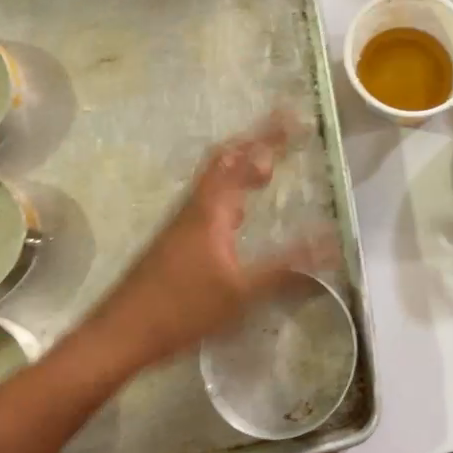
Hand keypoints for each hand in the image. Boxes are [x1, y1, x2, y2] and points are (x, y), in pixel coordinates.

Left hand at [86, 113, 323, 366]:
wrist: (121, 334)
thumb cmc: (182, 309)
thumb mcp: (242, 291)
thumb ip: (287, 266)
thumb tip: (332, 241)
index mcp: (211, 208)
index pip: (244, 158)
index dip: (270, 135)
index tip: (295, 118)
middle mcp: (195, 206)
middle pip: (224, 160)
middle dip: (254, 143)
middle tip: (283, 137)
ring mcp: (181, 223)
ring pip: (215, 180)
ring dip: (241, 167)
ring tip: (268, 168)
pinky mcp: (175, 241)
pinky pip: (210, 200)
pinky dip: (232, 192)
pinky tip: (240, 215)